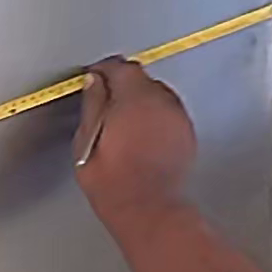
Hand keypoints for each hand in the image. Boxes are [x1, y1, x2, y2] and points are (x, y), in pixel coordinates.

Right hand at [72, 57, 197, 224]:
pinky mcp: (185, 128)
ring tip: (117, 119)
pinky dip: (150, 113)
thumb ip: (92, 106)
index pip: (120, 68)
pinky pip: (166, 109)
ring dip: (136, 98)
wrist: (145, 204)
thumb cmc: (110, 179)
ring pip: (155, 92)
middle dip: (120, 83)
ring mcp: (177, 114)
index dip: (103, 69)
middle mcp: (161, 101)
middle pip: (140, 77)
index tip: (92, 76)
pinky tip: (135, 132)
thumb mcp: (86, 141)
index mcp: (133, 100)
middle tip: (100, 99)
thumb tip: (93, 82)